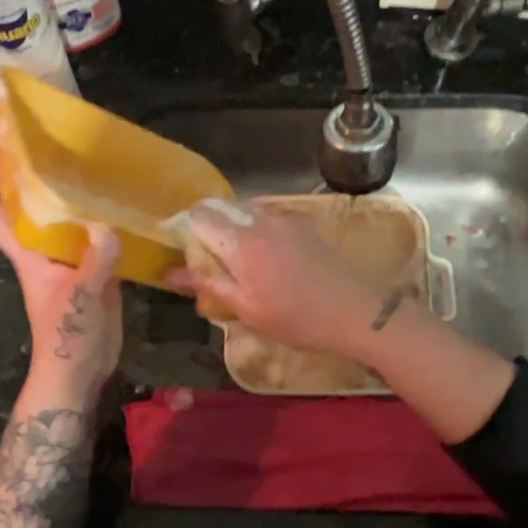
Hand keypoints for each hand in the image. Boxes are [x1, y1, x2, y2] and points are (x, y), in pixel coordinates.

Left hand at [0, 134, 122, 390]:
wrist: (80, 372)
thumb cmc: (67, 339)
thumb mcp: (80, 300)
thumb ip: (94, 263)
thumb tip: (107, 227)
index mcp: (27, 250)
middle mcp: (41, 245)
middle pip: (24, 197)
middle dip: (26, 162)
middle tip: (45, 124)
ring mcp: (66, 254)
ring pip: (59, 209)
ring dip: (66, 182)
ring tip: (86, 148)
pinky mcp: (91, 265)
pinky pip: (91, 228)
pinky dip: (101, 210)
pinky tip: (122, 194)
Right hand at [167, 199, 388, 359]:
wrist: (357, 313)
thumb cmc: (297, 318)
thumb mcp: (246, 309)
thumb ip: (207, 284)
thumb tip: (170, 271)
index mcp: (242, 240)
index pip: (198, 214)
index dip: (183, 228)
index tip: (179, 251)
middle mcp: (261, 218)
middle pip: (220, 208)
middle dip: (205, 227)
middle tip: (203, 259)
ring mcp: (284, 218)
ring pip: (243, 210)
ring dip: (228, 228)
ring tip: (231, 261)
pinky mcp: (302, 224)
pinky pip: (264, 217)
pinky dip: (251, 230)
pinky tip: (260, 259)